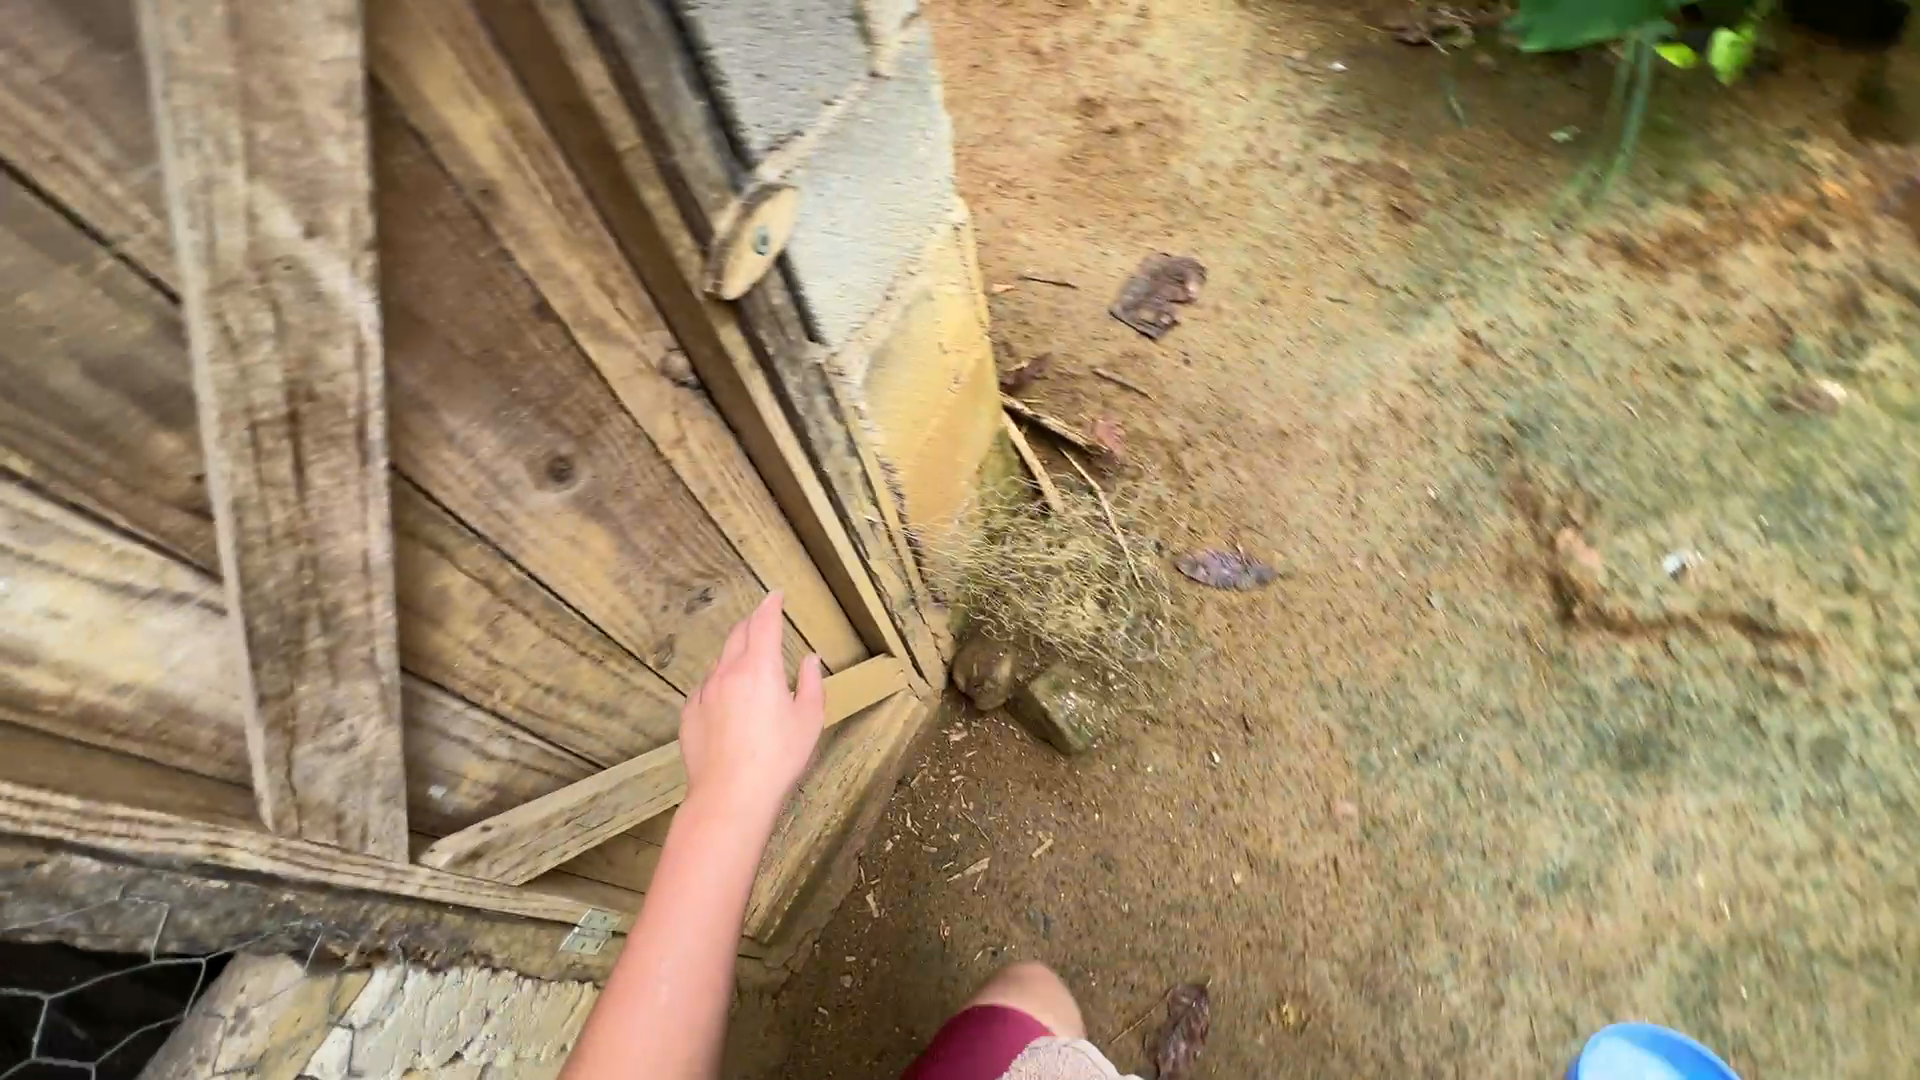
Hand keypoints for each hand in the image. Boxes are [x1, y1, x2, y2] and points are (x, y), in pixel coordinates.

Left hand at [678, 592, 824, 823]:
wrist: (730, 797)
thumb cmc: (779, 757)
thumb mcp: (809, 719)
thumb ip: (810, 682)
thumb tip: (809, 658)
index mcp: (759, 668)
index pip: (764, 623)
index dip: (771, 605)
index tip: (775, 594)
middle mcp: (728, 672)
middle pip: (738, 635)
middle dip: (752, 622)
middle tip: (763, 620)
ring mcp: (704, 693)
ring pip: (720, 661)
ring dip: (735, 652)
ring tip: (748, 662)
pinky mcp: (689, 714)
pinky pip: (705, 687)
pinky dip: (719, 681)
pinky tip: (728, 698)